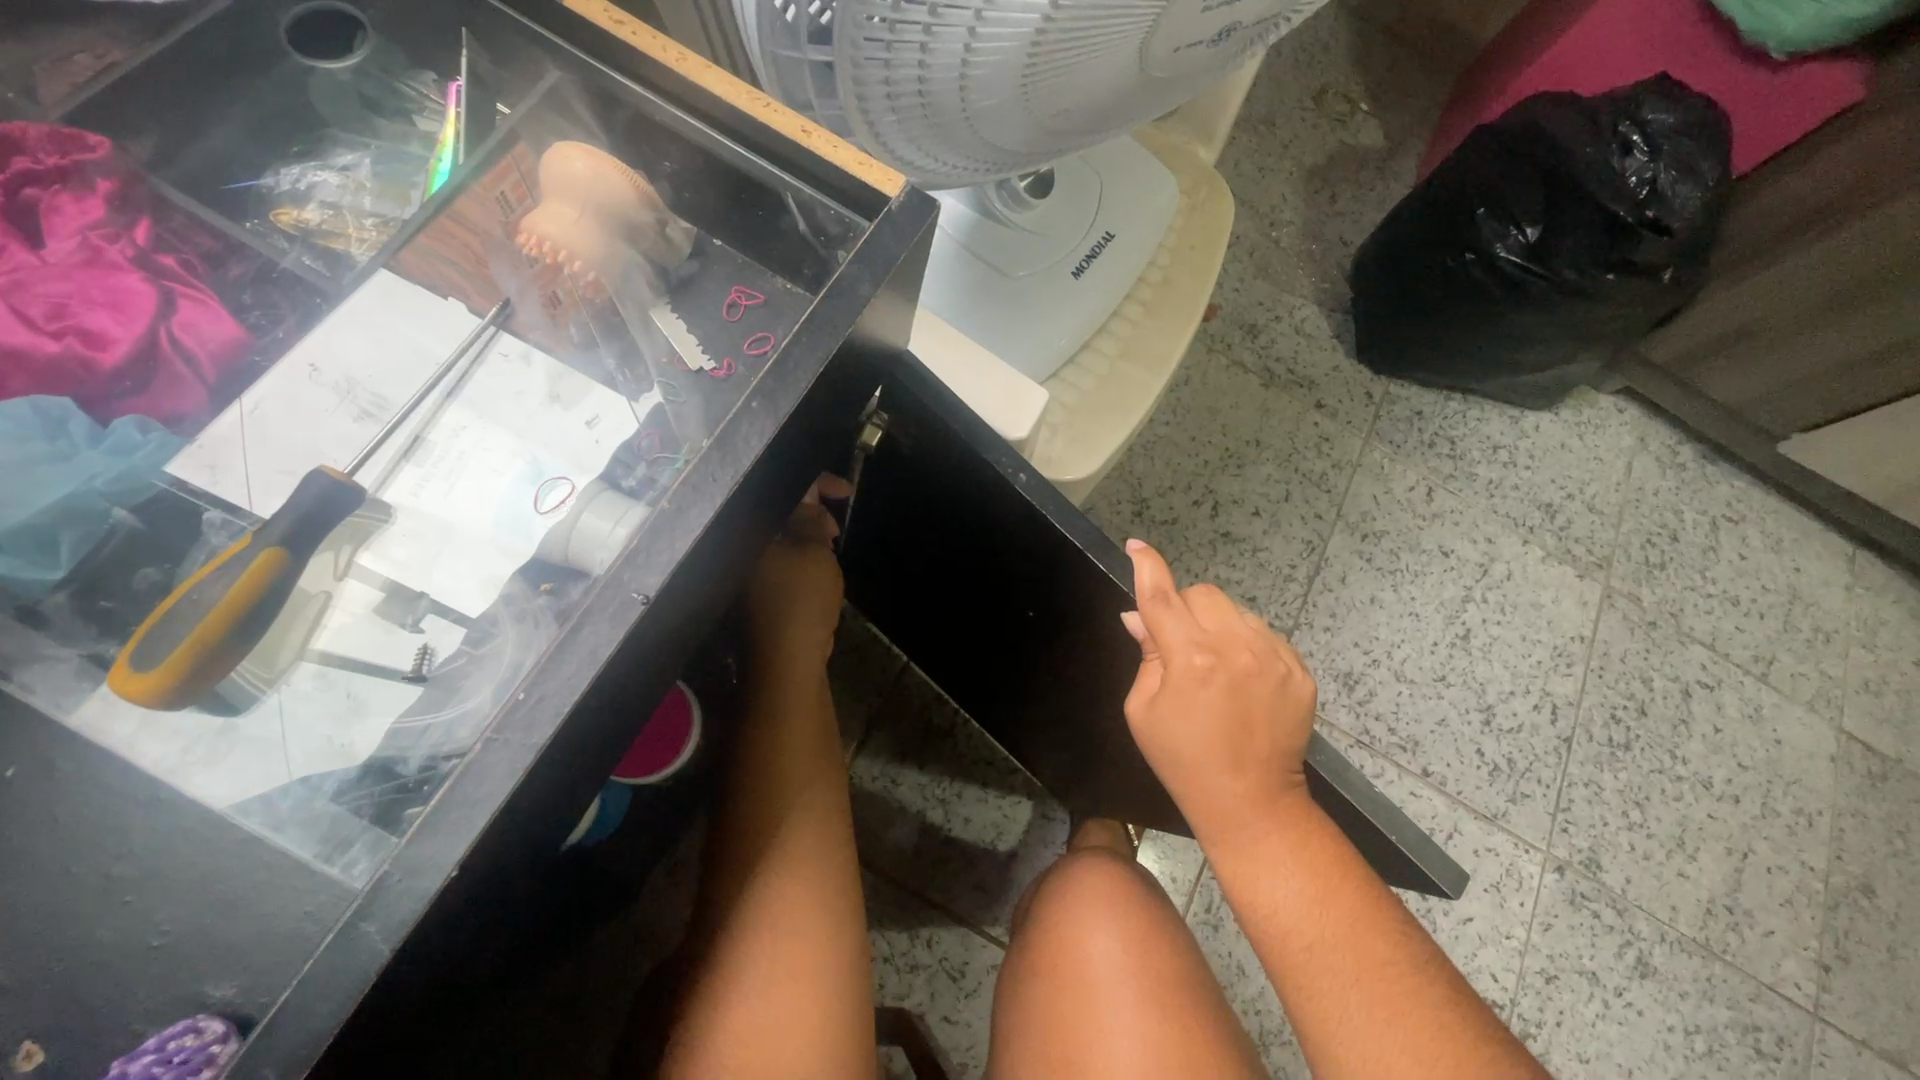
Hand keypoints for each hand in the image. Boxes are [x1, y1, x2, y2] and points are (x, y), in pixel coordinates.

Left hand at [746, 474, 852, 669]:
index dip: (817, 483)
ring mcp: (750, 573)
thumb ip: (810, 517)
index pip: (782, 490)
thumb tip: (807, 494)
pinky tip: (819, 578)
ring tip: (831, 555)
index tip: (847, 492)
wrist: (787, 662)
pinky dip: (803, 562)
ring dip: (810, 539)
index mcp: (751, 530)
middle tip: (836, 531)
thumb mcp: (814, 551)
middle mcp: (743, 547)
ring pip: (784, 540)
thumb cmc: (800, 600)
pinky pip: (783, 564)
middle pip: (780, 514)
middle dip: (814, 514)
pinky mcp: (760, 594)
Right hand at [1120, 539, 1317, 842]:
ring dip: (1220, 627)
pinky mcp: (1299, 671)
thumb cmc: (1182, 758)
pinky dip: (1249, 648)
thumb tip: (1139, 615)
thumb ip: (1146, 655)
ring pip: (1238, 612)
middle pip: (1204, 595)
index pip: (1162, 596)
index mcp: (1191, 658)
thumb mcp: (1142, 710)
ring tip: (1219, 672)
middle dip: (1186, 610)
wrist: (1250, 799)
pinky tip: (1245, 684)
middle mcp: (1235, 647)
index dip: (1147, 567)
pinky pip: (1267, 636)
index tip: (1136, 546)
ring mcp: (1274, 657)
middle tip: (1182, 649)